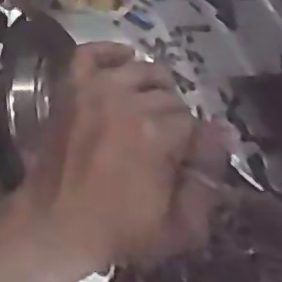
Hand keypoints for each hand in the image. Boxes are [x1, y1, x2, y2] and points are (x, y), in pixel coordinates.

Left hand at [18, 42, 234, 272]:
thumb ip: (206, 182)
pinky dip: (109, 50)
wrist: (56, 220)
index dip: (197, 143)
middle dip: (176, 116)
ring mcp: (93, 89)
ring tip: (153, 105)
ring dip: (152, 84)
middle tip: (170, 141)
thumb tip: (224, 134)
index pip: (193, 123)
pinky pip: (90, 53)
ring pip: (138, 69)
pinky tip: (124, 59)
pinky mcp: (69, 86)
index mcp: (155, 134)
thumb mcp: (179, 227)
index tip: (191, 159)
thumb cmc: (118, 230)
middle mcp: (125, 101)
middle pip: (167, 95)